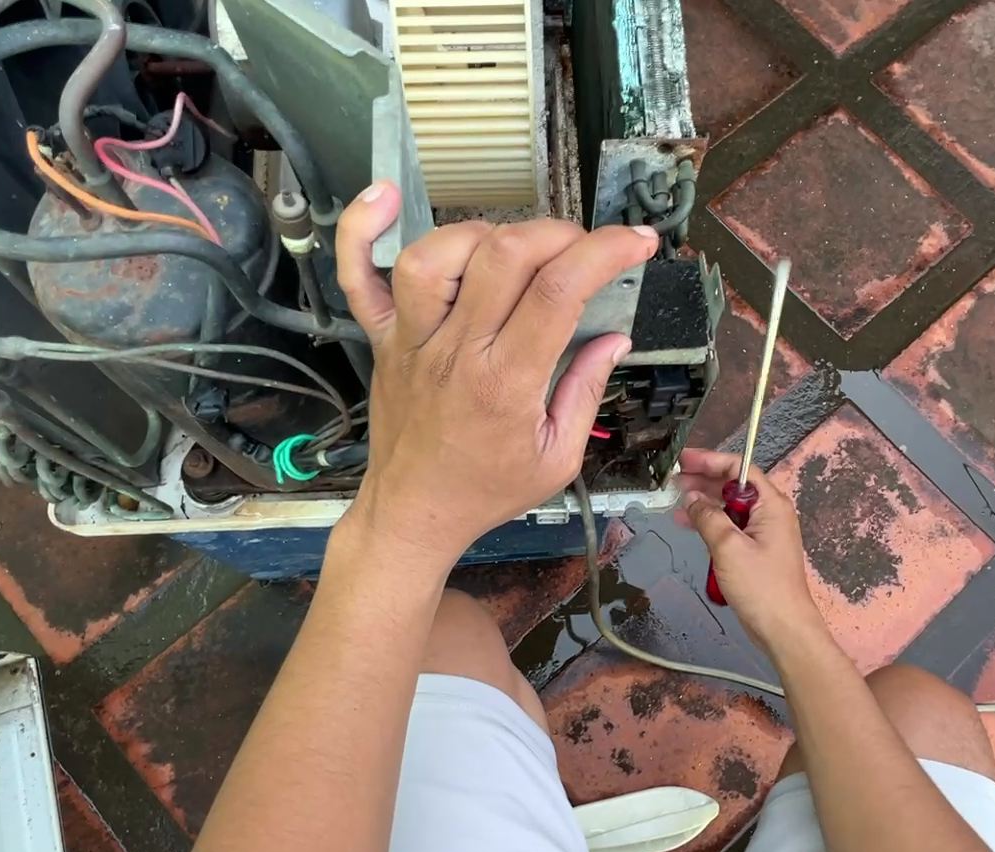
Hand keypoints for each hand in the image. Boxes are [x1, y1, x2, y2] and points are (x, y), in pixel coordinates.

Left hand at [334, 181, 658, 567]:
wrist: (417, 512)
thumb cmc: (489, 490)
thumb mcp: (558, 458)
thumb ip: (586, 391)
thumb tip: (616, 338)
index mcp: (506, 384)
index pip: (559, 292)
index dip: (605, 253)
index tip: (636, 243)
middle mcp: (455, 351)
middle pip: (504, 256)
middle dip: (558, 234)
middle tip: (581, 251)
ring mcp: (411, 341)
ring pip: (436, 255)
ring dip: (485, 232)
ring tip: (515, 250)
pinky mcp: (382, 340)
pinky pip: (358, 276)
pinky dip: (364, 230)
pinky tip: (387, 195)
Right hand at [672, 448, 824, 649]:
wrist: (783, 627)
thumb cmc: (761, 587)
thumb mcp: (728, 547)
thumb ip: (708, 517)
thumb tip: (691, 498)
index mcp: (771, 505)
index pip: (740, 468)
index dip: (710, 461)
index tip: (683, 460)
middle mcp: (770, 513)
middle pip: (734, 485)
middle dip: (703, 481)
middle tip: (674, 480)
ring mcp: (764, 533)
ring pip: (730, 507)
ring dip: (704, 502)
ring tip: (676, 501)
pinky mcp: (756, 550)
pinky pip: (731, 526)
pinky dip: (711, 522)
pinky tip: (690, 524)